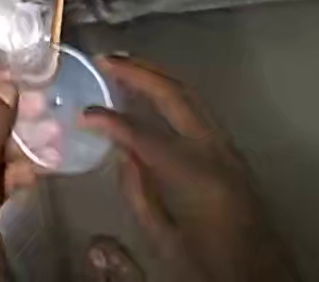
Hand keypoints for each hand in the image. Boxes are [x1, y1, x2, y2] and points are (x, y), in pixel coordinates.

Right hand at [80, 57, 299, 281]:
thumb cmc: (213, 271)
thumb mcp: (166, 245)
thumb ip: (139, 194)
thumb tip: (120, 151)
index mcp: (196, 177)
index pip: (142, 133)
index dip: (108, 120)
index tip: (83, 113)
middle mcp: (217, 154)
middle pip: (173, 96)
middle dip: (136, 72)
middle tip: (104, 59)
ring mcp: (231, 152)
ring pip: (191, 95)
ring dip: (155, 75)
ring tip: (124, 64)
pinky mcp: (235, 157)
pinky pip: (200, 109)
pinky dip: (172, 90)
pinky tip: (153, 91)